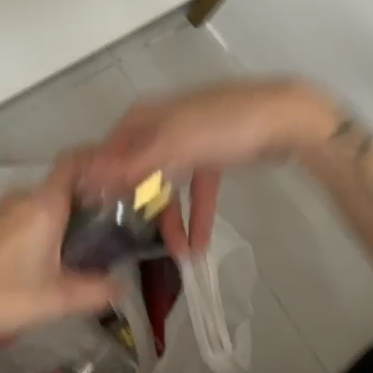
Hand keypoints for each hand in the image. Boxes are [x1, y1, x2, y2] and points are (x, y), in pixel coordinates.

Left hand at [0, 153, 120, 355]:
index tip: (116, 182)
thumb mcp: (57, 300)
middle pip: (57, 195)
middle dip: (78, 217)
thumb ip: (96, 290)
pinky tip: (21, 278)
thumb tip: (119, 284)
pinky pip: (10, 225)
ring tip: (58, 272)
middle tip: (96, 248)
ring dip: (50, 234)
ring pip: (33, 213)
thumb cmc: (0, 296)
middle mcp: (18, 198)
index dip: (97, 164)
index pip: (74, 164)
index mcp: (43, 205)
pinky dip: (24, 242)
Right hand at [90, 79, 338, 255]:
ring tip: (174, 254)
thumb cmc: (221, 126)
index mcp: (143, 117)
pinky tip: (199, 244)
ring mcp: (188, 140)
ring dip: (171, 218)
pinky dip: (197, 213)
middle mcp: (160, 126)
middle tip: (129, 243)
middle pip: (137, 170)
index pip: (108, 152)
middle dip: (137, 206)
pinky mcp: (213, 154)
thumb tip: (87, 178)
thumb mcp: (172, 145)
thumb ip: (130, 165)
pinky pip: (196, 188)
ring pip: (168, 183)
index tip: (91, 216)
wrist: (285, 118)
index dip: (99, 182)